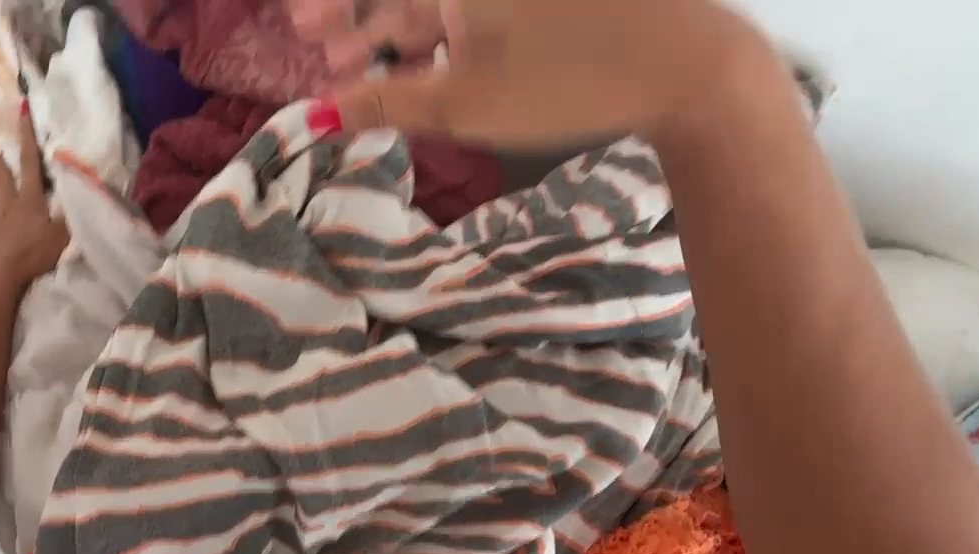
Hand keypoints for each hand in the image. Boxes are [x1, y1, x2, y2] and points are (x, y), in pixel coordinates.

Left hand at [0, 106, 68, 291]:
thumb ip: (69, 215)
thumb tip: (77, 190)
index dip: (27, 135)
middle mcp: (7, 202)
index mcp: (30, 200)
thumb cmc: (33, 256)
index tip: (21, 108)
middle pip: (2, 173)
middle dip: (0, 155)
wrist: (1, 275)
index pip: (30, 162)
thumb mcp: (62, 237)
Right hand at [288, 0, 781, 148]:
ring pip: (435, 2)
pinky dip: (438, 37)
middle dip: (356, 20)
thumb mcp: (461, 104)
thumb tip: (317, 117)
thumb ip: (383, 107)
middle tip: (320, 51)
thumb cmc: (562, 81)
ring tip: (359, 68)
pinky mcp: (539, 2)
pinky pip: (469, 13)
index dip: (334, 5)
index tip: (297, 26)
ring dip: (392, 33)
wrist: (681, 64)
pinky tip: (421, 68)